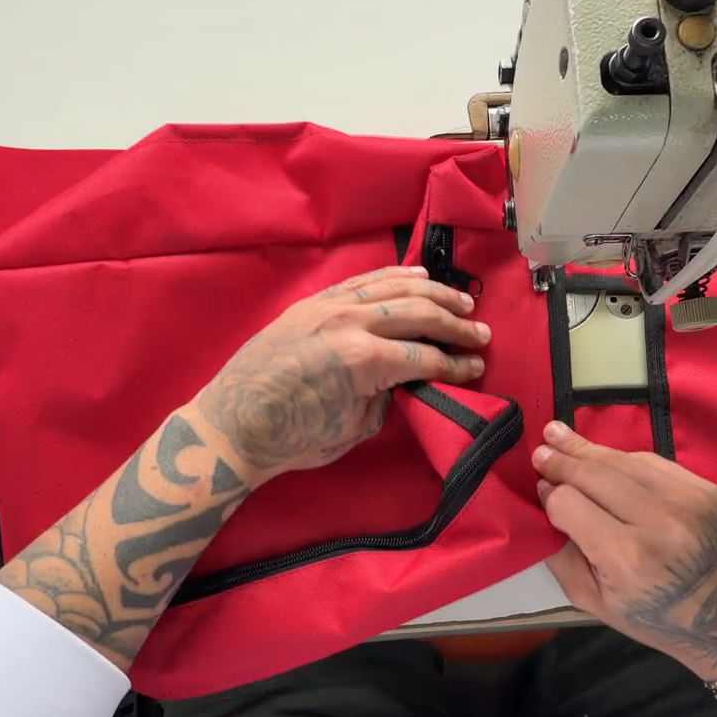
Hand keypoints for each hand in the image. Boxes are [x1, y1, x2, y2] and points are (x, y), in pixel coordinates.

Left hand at [195, 266, 488, 482]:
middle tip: (481, 334)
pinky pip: (364, 281)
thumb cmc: (294, 439)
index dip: (457, 364)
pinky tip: (419, 277)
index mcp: (364, 361)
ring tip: (462, 301)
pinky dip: (395, 277)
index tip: (477, 367)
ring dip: (434, 293)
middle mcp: (350, 322)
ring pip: (395, 287)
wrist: (235, 424)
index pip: (426, 357)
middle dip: (456, 325)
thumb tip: (408, 376)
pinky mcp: (314, 302)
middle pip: (419, 314)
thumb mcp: (354, 427)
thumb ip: (387, 395)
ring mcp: (330, 306)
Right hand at [532, 420, 716, 684]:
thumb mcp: (593, 600)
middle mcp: (660, 523)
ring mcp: (689, 501)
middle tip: (540, 451)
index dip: (550, 493)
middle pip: (595, 474)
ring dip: (587, 449)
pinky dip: (623, 458)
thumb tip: (543, 504)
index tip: (540, 488)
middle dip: (562, 461)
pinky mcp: (708, 490)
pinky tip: (603, 455)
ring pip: (624, 461)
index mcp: (626, 557)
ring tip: (559, 435)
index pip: (569, 503)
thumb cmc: (655, 618)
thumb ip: (561, 553)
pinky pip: (653, 461)